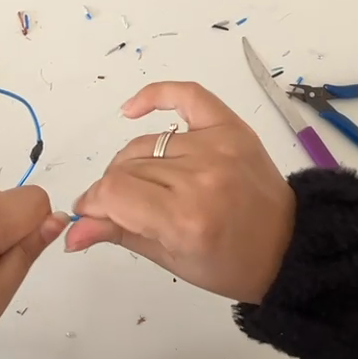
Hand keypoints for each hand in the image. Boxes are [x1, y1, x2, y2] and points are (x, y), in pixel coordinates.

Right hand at [66, 82, 294, 302]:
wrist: (288, 246)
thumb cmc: (228, 263)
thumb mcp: (169, 258)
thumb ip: (117, 234)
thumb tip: (69, 233)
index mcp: (185, 219)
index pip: (113, 192)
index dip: (93, 202)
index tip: (90, 213)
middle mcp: (200, 177)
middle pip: (125, 167)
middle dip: (111, 190)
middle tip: (120, 208)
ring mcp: (217, 147)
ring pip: (145, 143)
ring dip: (132, 163)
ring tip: (142, 184)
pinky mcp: (230, 127)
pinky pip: (186, 96)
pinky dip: (155, 95)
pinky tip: (132, 110)